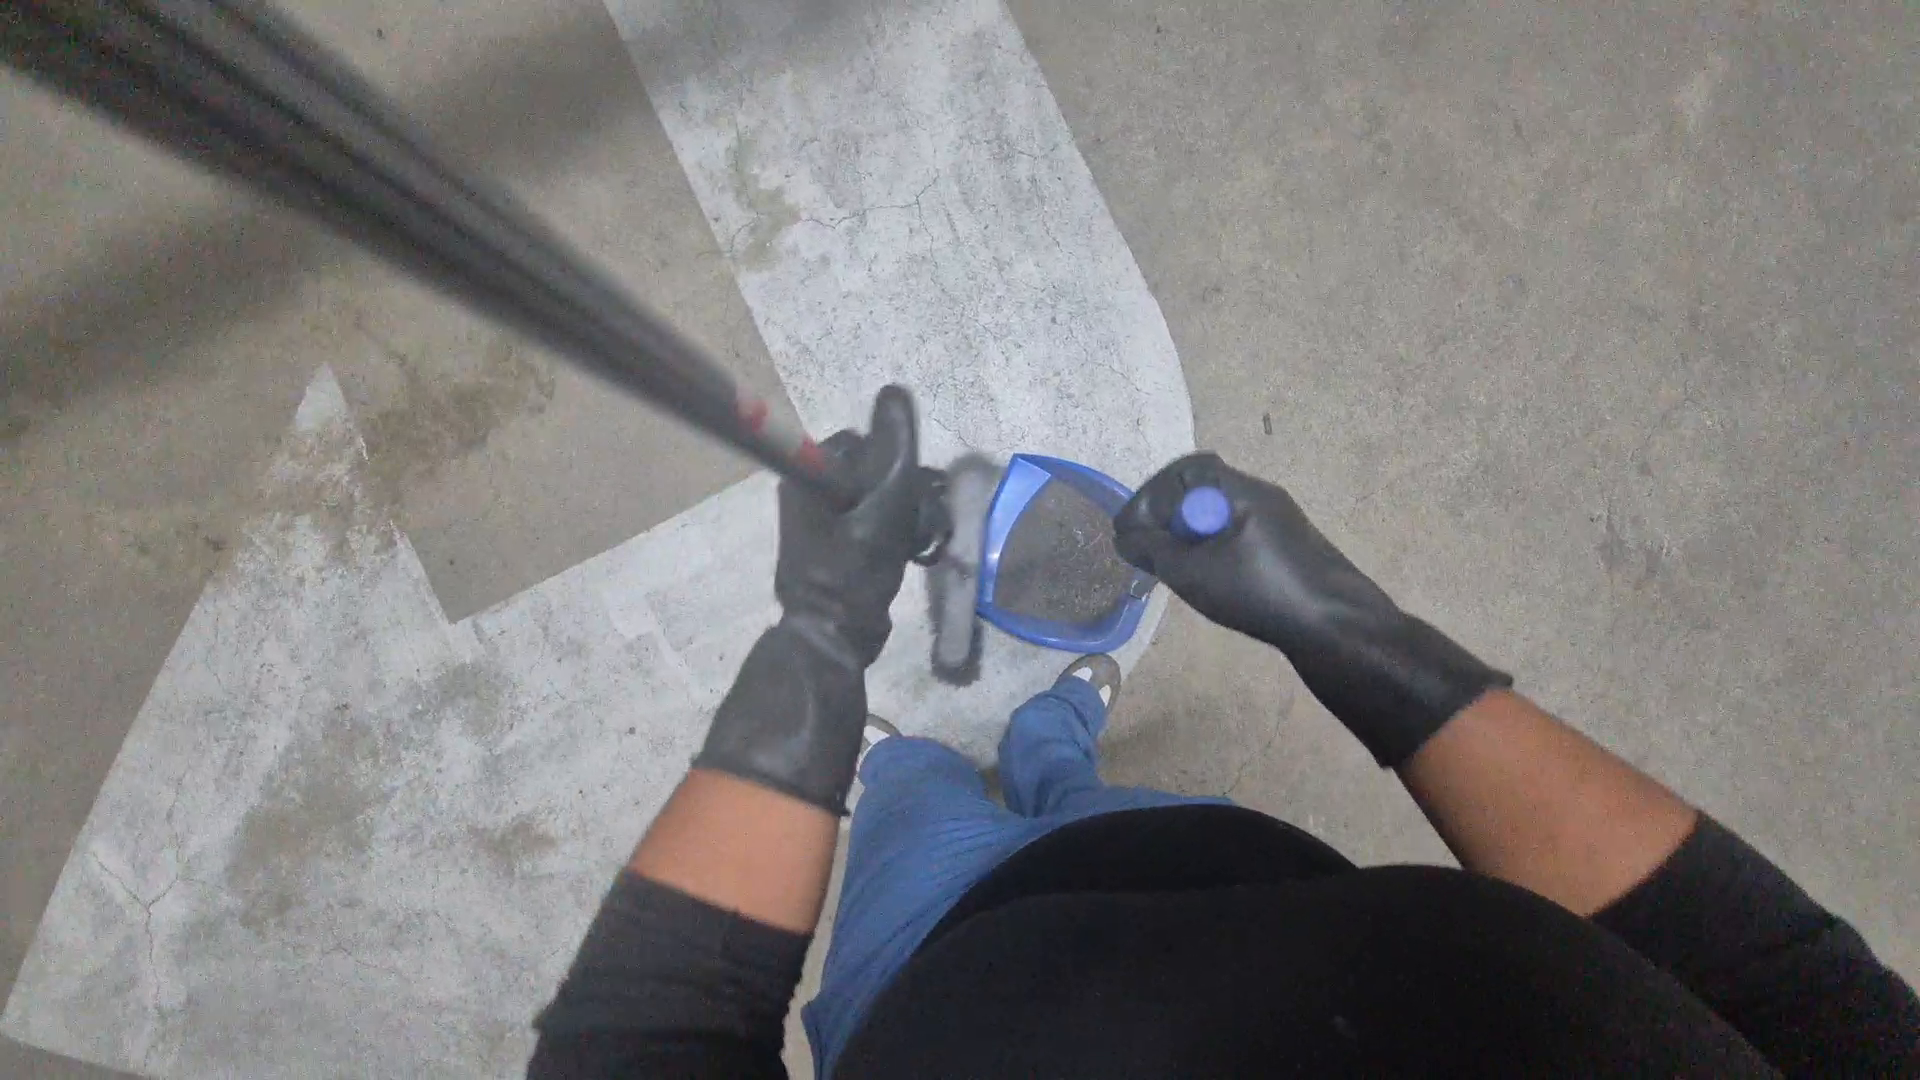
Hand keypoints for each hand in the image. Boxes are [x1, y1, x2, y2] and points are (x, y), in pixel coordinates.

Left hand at [695, 387, 928, 812]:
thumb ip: (895, 452)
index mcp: (805, 472)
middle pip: (874, 466)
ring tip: (918, 543)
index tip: (909, 499)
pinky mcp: (835, 538)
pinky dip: (896, 530)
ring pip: (879, 492)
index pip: (866, 442)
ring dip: (907, 513)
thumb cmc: (854, 573)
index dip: (896, 468)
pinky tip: (912, 551)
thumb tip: (893, 389)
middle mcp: (806, 486)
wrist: (836, 639)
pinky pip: (873, 516)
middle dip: (906, 492)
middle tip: (920, 524)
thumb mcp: (883, 509)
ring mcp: (820, 515)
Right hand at [1114, 452, 1509, 766]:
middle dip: (1165, 514)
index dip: (1150, 496)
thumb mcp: (1192, 572)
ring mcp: (1278, 521)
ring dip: (1187, 533)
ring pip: (1217, 512)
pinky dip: (1210, 546)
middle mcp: (1262, 495)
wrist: (1338, 629)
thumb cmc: (1260, 593)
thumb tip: (1124, 536)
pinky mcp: (1286, 547)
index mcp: (1242, 491)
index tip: (1130, 531)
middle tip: (1147, 547)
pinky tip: (1205, 577)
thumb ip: (1152, 549)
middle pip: (1200, 487)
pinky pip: (1235, 531)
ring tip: (1170, 565)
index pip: (1184, 471)